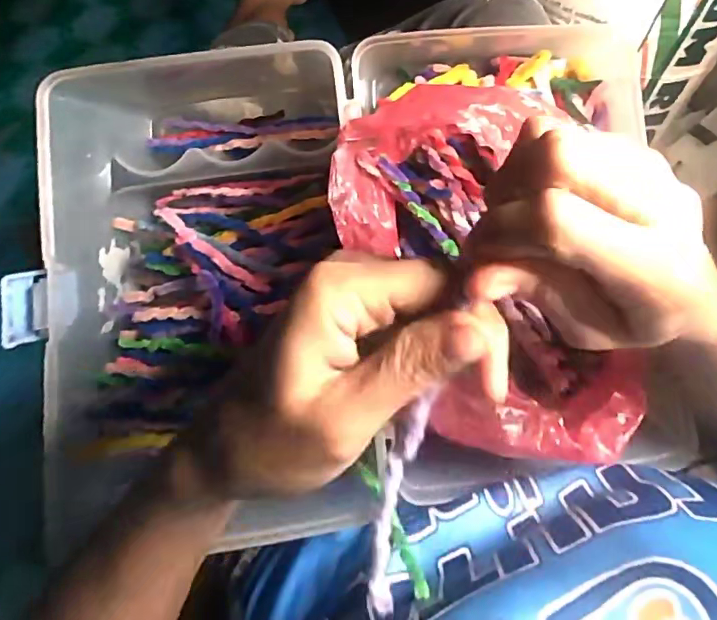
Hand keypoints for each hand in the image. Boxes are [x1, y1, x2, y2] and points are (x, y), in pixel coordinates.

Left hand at [177, 254, 507, 500]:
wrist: (223, 450)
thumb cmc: (276, 443)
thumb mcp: (345, 418)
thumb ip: (411, 367)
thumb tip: (480, 327)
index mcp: (343, 283)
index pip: (440, 279)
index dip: (477, 322)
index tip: (493, 385)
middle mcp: (351, 265)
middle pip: (439, 283)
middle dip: (471, 332)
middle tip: (486, 394)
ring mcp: (353, 280)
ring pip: (431, 296)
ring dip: (455, 339)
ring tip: (469, 390)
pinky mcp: (356, 300)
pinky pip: (412, 309)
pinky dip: (433, 342)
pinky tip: (439, 376)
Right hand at [465, 118, 716, 351]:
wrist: (696, 293)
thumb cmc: (638, 320)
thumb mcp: (584, 327)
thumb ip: (533, 292)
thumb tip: (473, 277)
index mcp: (652, 264)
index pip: (558, 218)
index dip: (505, 227)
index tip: (481, 250)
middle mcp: (657, 200)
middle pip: (559, 154)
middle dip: (511, 185)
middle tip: (501, 220)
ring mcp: (649, 164)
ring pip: (558, 136)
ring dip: (520, 168)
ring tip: (518, 205)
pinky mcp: (636, 147)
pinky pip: (567, 131)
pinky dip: (536, 157)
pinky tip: (541, 189)